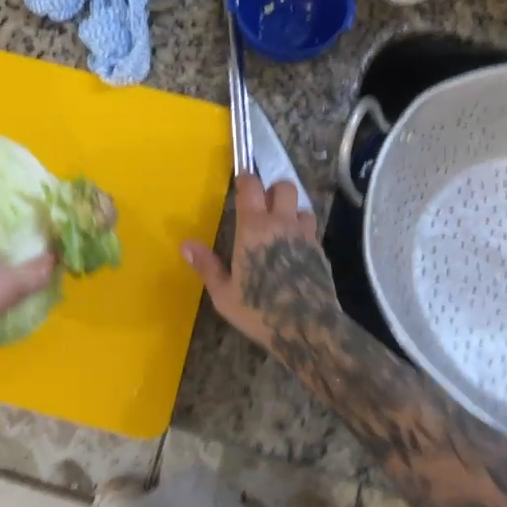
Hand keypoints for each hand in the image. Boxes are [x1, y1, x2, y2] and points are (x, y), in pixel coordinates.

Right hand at [182, 175, 335, 354]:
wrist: (307, 327)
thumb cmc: (259, 310)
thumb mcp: (224, 294)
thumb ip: (207, 266)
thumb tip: (186, 245)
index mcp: (254, 228)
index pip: (252, 188)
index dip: (246, 179)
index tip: (241, 180)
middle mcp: (282, 223)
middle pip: (284, 187)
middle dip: (274, 189)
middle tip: (263, 204)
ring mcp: (305, 235)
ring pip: (302, 206)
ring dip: (292, 210)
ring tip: (282, 226)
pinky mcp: (321, 251)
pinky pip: (312, 230)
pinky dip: (303, 231)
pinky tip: (295, 249)